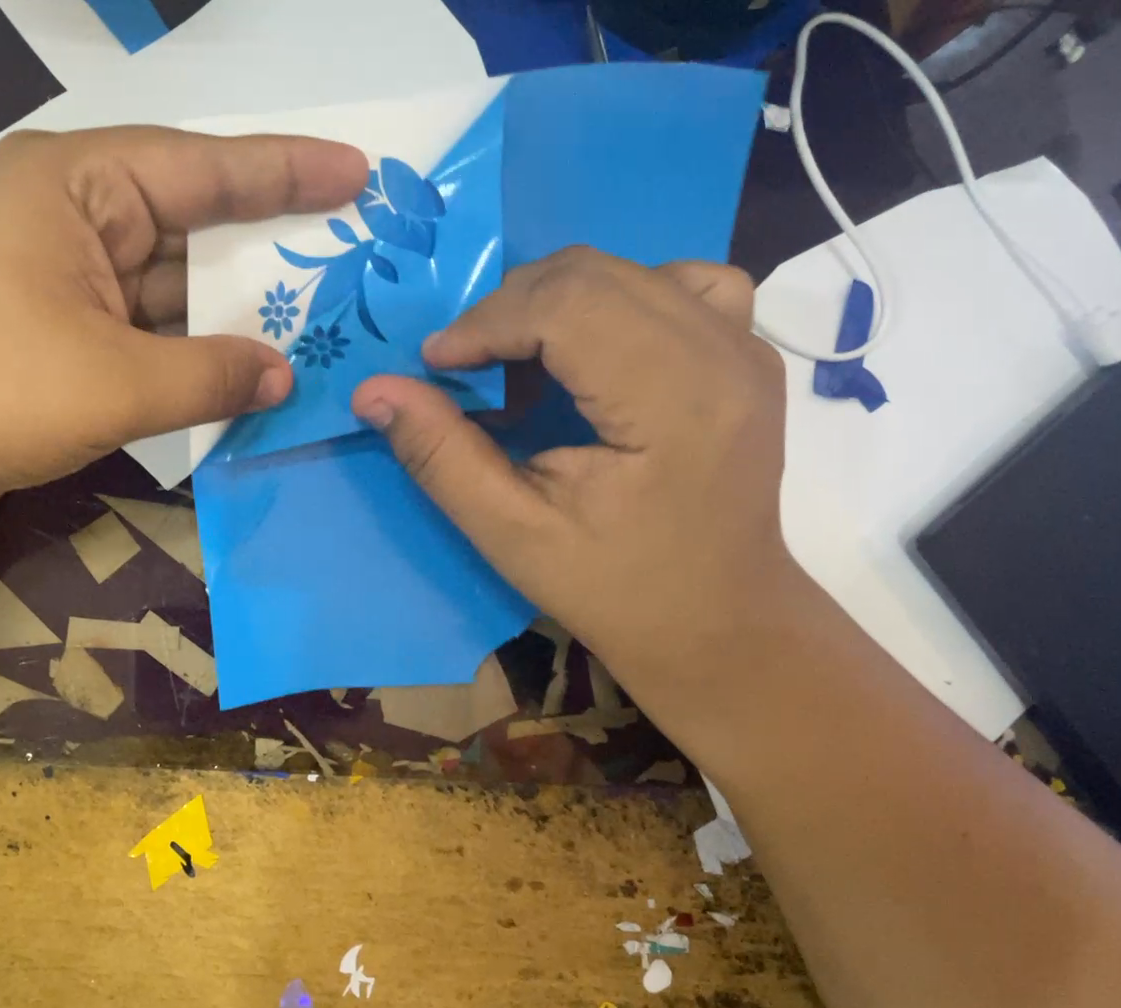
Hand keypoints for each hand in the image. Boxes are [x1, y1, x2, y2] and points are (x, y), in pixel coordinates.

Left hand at [0, 126, 367, 527]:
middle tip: (343, 258)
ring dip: (222, 309)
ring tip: (306, 321)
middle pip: (183, 220)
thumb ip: (213, 374)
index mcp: (71, 183)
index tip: (357, 175)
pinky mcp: (46, 319)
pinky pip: (134, 319)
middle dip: (259, 250)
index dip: (286, 173)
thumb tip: (285, 377)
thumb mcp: (118, 383)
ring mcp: (50, 266)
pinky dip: (181, 343)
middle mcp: (61, 209)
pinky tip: (235, 362)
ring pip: (161, 278)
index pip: (200, 166)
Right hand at [351, 247, 798, 698]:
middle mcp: (722, 354)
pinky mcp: (748, 354)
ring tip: (522, 362)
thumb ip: (440, 455)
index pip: (567, 304)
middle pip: (593, 275)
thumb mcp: (510, 532)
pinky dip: (617, 302)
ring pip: (630, 271)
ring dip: (556, 303)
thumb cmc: (614, 588)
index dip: (486, 322)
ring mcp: (746, 348)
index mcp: (671, 401)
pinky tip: (593, 351)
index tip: (436, 366)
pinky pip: (678, 286)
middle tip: (466, 369)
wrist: (719, 622)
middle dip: (509, 309)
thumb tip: (372, 391)